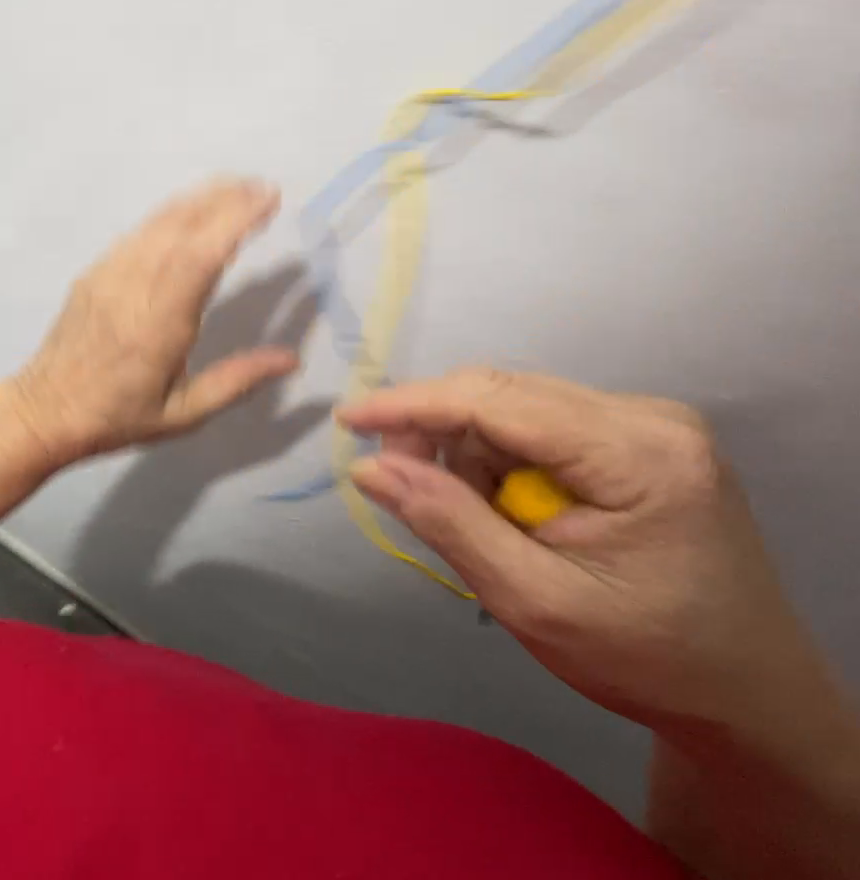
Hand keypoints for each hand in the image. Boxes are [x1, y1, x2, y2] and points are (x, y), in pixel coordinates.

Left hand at [8, 178, 298, 464]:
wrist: (45, 410)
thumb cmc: (116, 416)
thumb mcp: (182, 413)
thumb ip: (236, 381)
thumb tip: (292, 358)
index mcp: (158, 322)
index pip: (201, 256)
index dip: (234, 221)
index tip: (268, 199)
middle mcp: (131, 288)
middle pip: (180, 228)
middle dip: (222, 200)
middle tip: (260, 186)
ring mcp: (106, 277)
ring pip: (153, 225)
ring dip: (194, 201)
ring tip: (231, 189)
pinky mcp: (91, 276)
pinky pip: (132, 236)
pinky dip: (163, 217)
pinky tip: (184, 214)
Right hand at [336, 368, 847, 744]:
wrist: (742, 694)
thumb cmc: (642, 656)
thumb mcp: (531, 598)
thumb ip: (448, 523)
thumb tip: (368, 466)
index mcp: (638, 454)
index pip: (495, 400)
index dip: (410, 405)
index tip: (344, 422)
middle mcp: (647, 419)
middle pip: (498, 392)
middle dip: (434, 430)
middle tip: (399, 484)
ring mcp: (645, 425)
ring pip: (507, 405)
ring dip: (465, 452)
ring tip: (473, 518)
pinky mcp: (634, 440)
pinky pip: (530, 425)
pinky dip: (493, 460)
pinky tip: (502, 507)